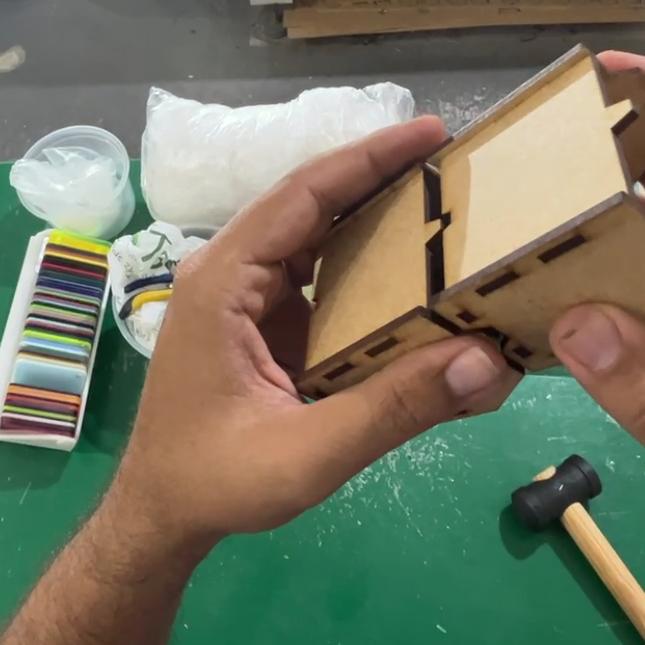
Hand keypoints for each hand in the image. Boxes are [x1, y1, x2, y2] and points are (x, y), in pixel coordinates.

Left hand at [108, 117, 522, 551]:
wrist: (159, 512)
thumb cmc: (215, 480)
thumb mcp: (307, 453)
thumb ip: (394, 408)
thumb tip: (485, 361)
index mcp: (223, 280)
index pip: (302, 194)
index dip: (368, 158)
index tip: (431, 132)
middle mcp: (226, 270)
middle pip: (308, 202)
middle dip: (378, 177)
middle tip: (450, 166)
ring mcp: (239, 292)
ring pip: (311, 234)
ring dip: (370, 216)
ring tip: (437, 207)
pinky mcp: (255, 317)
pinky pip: (311, 273)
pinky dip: (357, 264)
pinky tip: (403, 270)